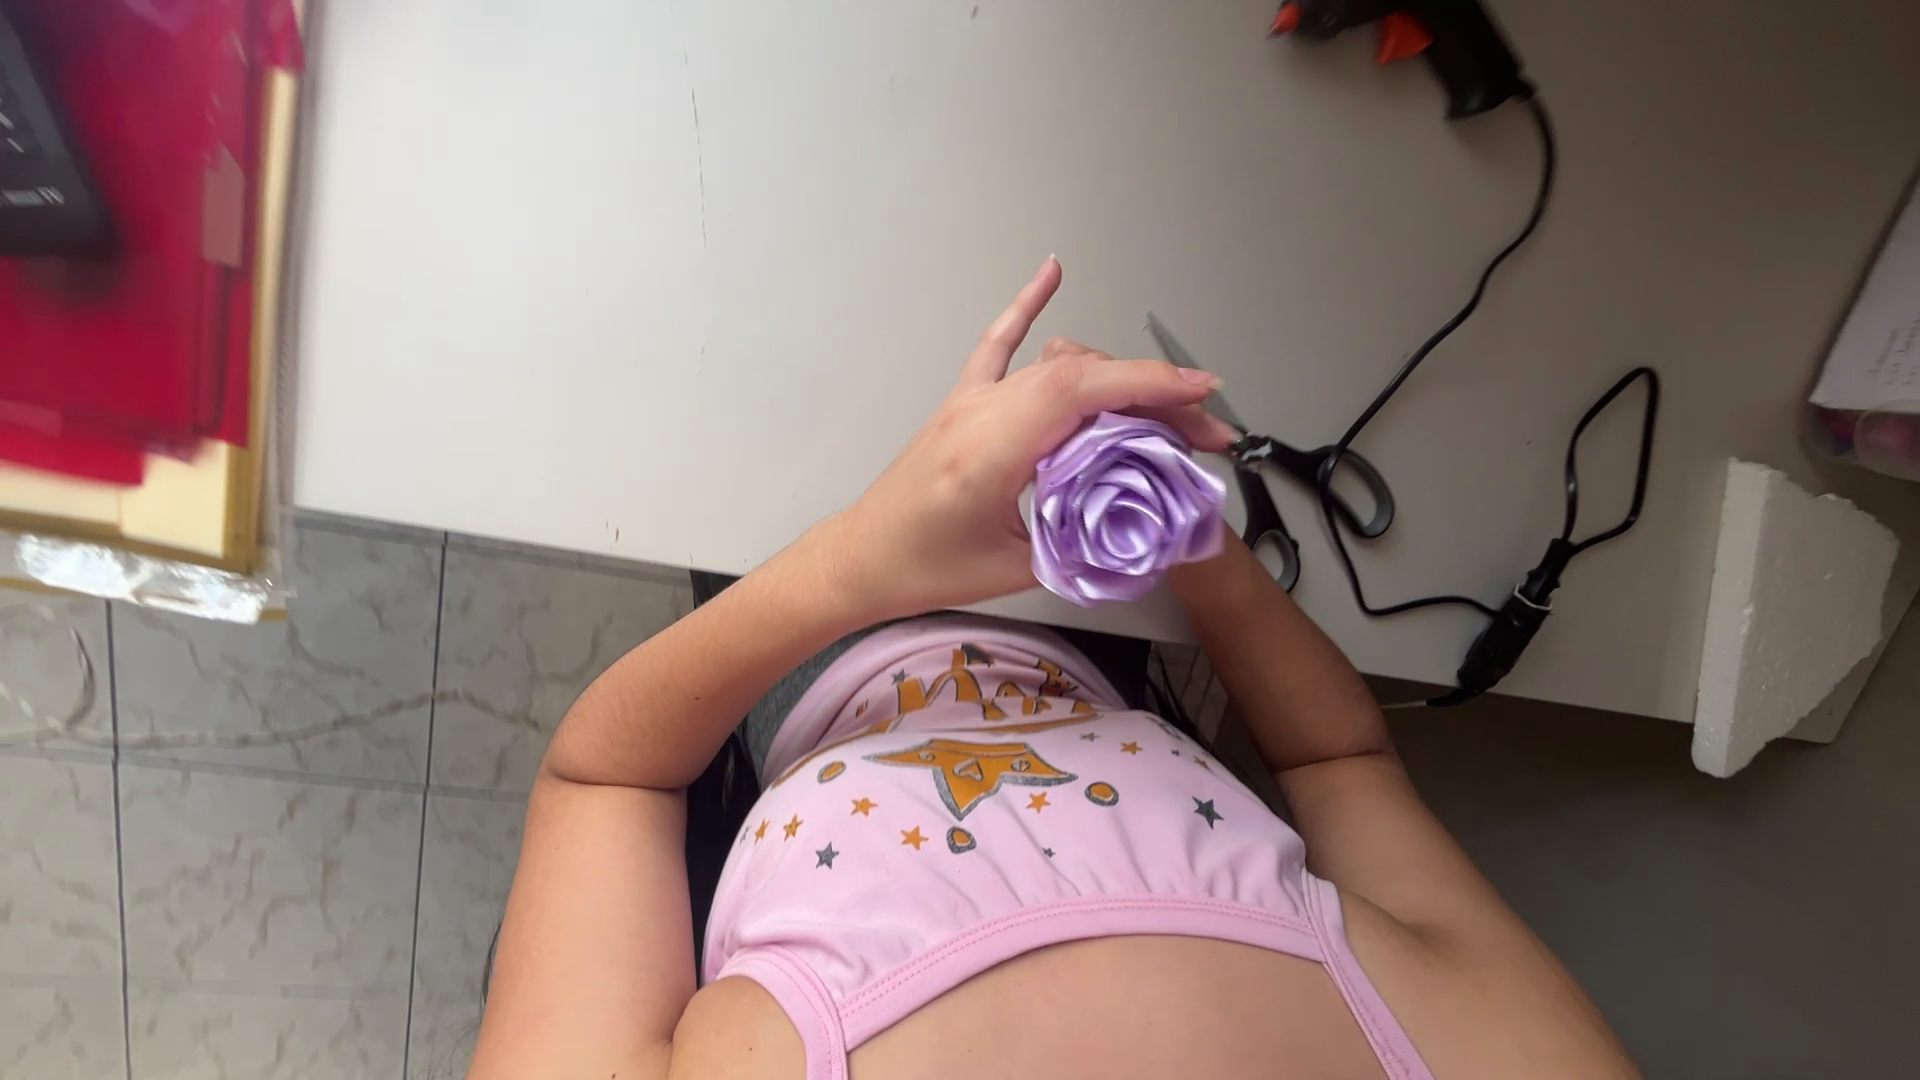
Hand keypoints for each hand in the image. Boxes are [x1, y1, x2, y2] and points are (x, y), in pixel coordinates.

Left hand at [820, 257, 1238, 619]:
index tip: (1200, 393)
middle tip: (1200, 433)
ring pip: (1056, 363)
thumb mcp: (1016, 569)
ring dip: (1115, 376)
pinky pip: (999, 343)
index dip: (1147, 384)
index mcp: (990, 451)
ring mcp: (970, 400)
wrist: (864, 557)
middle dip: (1152, 395)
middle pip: (1081, 376)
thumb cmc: (925, 568)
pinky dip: (1028, 307)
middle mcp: (980, 411)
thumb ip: (1081, 541)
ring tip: (1162, 406)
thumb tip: (1144, 524)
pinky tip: (1051, 272)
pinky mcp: (963, 402)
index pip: (1080, 393)